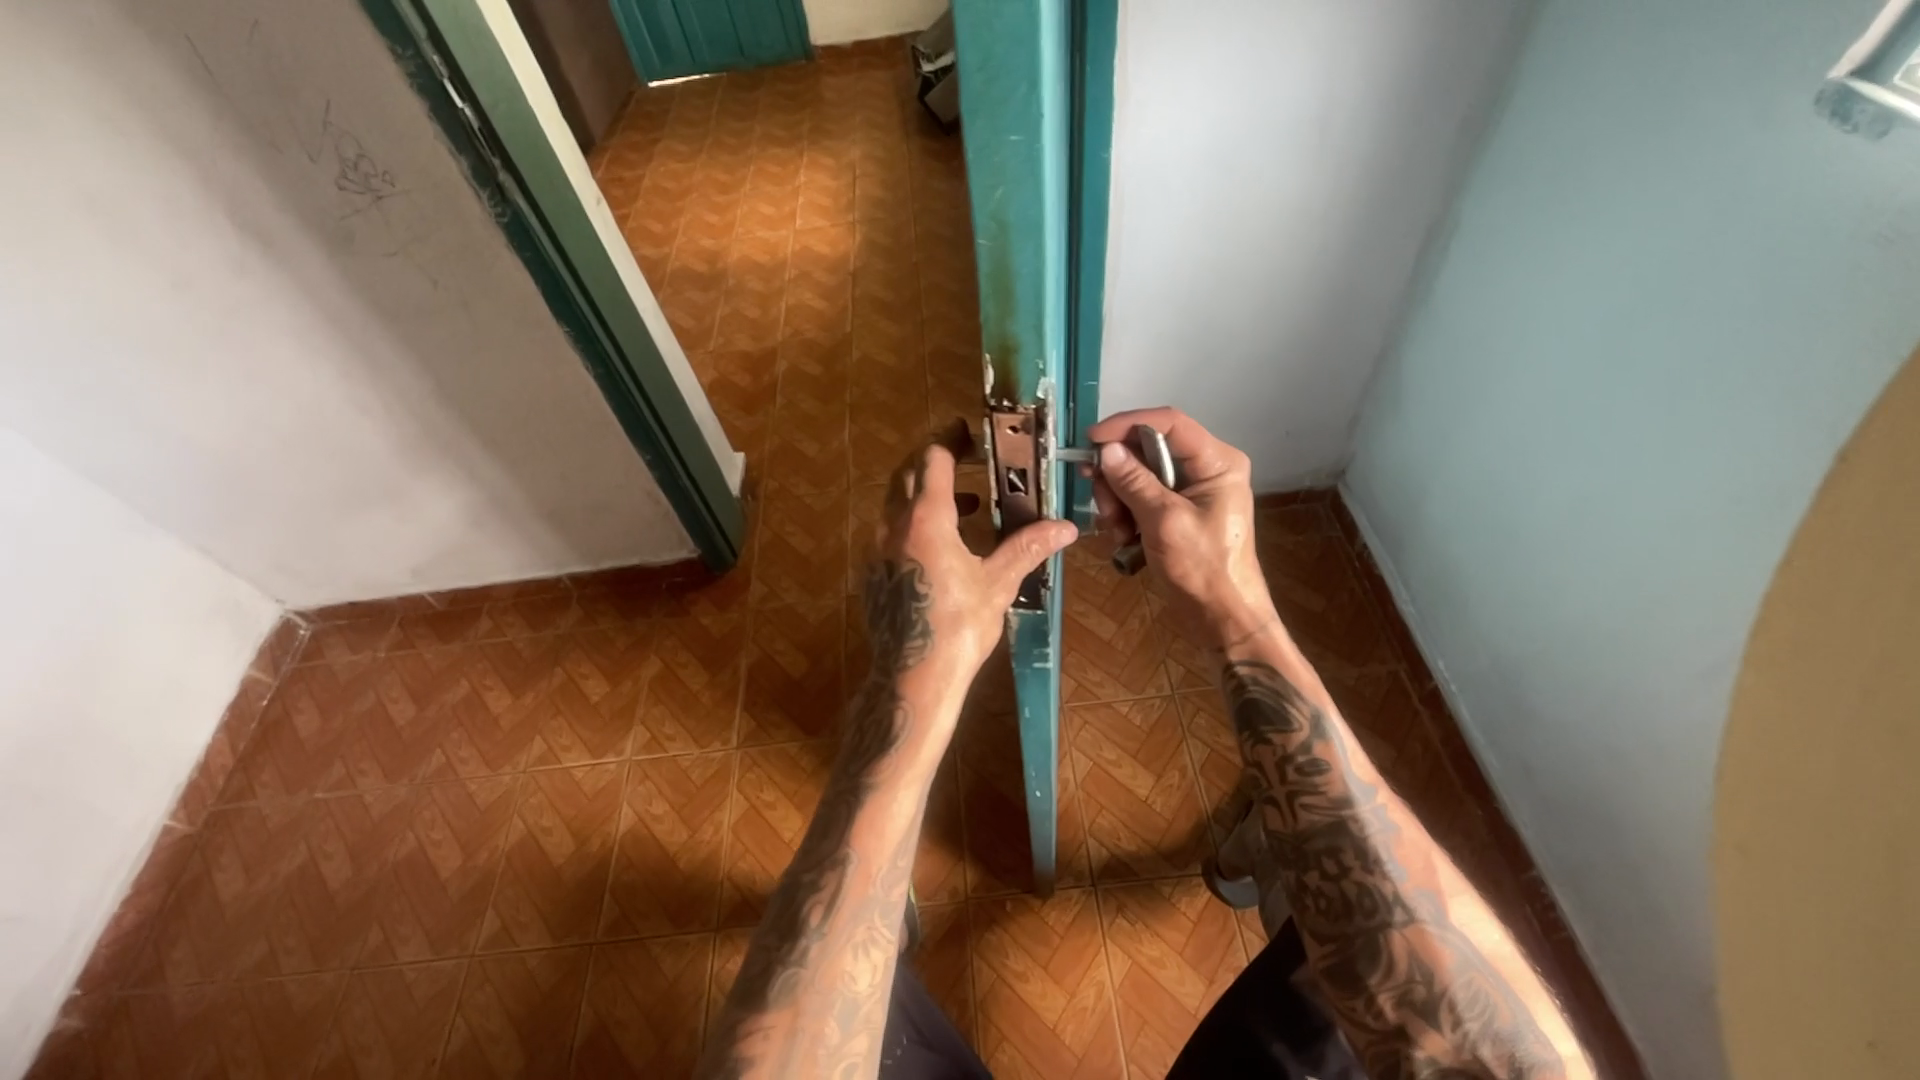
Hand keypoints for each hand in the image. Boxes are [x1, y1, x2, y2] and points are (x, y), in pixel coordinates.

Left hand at [867, 442, 1079, 685]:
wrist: (912, 675)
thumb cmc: (958, 626)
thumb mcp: (998, 583)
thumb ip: (1027, 547)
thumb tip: (1066, 527)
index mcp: (926, 520)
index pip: (933, 460)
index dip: (950, 440)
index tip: (966, 433)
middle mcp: (894, 526)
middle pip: (906, 474)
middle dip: (934, 460)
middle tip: (964, 459)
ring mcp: (877, 549)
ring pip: (895, 503)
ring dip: (925, 494)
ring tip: (964, 506)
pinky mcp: (873, 572)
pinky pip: (891, 531)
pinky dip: (914, 521)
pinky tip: (941, 547)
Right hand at [1086, 407, 1278, 648]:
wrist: (1221, 617)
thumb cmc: (1203, 569)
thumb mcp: (1164, 521)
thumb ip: (1134, 482)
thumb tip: (1107, 450)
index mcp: (1217, 461)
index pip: (1168, 423)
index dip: (1127, 425)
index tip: (1092, 441)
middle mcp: (1205, 468)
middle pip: (1147, 450)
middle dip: (1118, 476)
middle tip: (1105, 505)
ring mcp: (1190, 492)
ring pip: (1137, 475)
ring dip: (1118, 501)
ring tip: (1118, 531)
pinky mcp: (1175, 513)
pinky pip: (1140, 499)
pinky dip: (1125, 515)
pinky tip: (1124, 539)